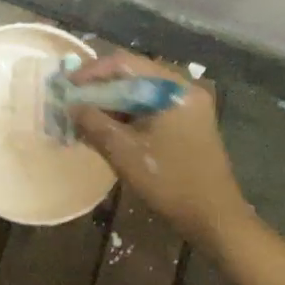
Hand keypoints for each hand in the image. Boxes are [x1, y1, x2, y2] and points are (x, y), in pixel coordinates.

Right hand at [69, 50, 251, 252]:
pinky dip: (128, 114)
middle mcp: (183, 89)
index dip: (91, 72)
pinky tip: (108, 128)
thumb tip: (70, 105)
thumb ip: (93, 123)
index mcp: (173, 89)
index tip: (67, 86)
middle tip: (73, 100)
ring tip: (85, 116)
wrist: (216, 222)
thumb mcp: (124, 153)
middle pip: (132, 75)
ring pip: (140, 92)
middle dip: (100, 87)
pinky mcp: (188, 123)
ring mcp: (188, 106)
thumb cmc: (171, 183)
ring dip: (112, 101)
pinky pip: (150, 107)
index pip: (124, 63)